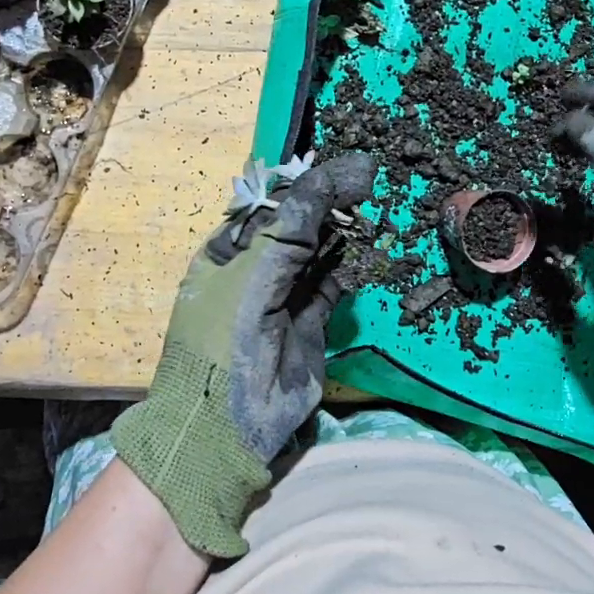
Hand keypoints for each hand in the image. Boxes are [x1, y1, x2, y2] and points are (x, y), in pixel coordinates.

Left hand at [112, 152, 375, 557]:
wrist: (224, 424)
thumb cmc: (225, 338)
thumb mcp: (254, 272)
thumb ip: (295, 223)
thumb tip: (339, 174)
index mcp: (229, 250)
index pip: (273, 203)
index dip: (309, 183)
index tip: (350, 168)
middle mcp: (256, 267)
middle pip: (300, 223)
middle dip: (330, 205)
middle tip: (367, 186)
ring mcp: (283, 295)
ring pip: (319, 252)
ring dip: (343, 234)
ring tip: (369, 214)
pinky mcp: (309, 323)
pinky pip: (332, 285)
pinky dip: (349, 269)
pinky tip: (365, 254)